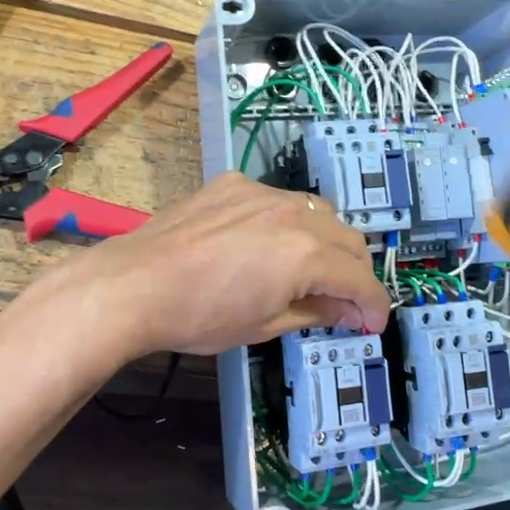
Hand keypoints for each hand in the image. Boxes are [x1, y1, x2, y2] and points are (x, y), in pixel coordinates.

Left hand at [27, 174, 391, 357]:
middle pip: (349, 238)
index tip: (373, 323)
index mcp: (306, 253)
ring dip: (328, 241)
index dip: (374, 304)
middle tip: (345, 302)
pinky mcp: (234, 184)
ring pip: (319, 211)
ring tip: (311, 269)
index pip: (360, 278)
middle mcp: (294, 213)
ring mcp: (262, 192)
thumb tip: (349, 311)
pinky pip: (279, 198)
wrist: (135, 283)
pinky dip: (289, 221)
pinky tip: (266, 243)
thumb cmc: (200, 316)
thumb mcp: (265, 325)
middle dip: (356, 272)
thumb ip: (316, 312)